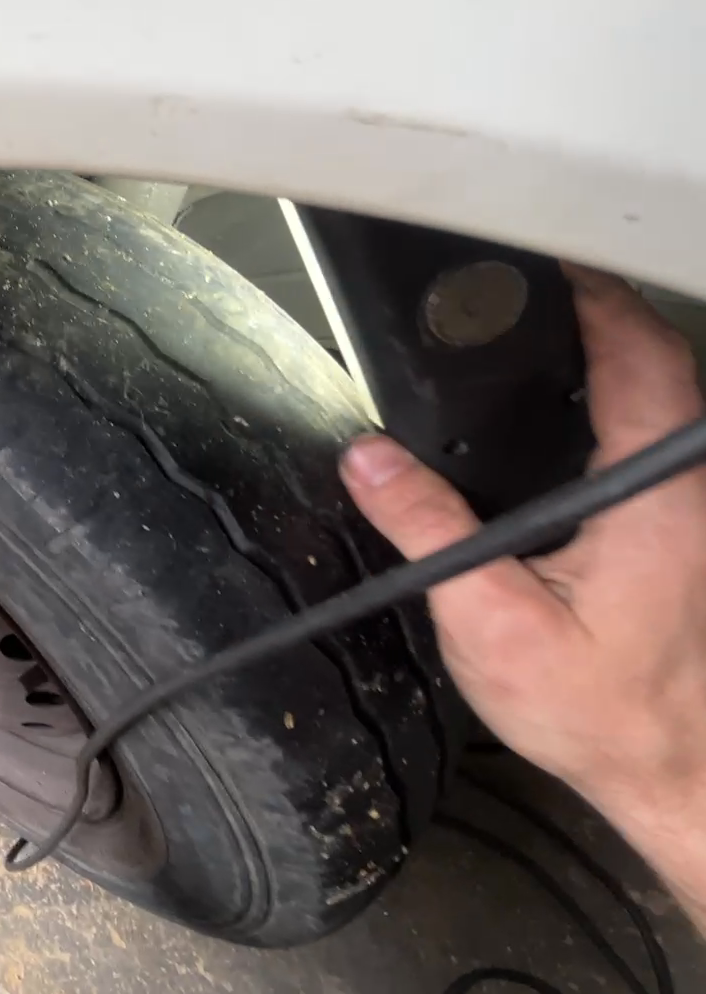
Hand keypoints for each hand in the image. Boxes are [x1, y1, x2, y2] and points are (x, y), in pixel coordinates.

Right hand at [339, 266, 705, 838]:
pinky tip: (550, 425)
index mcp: (658, 501)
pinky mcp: (676, 544)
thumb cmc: (590, 705)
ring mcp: (688, 521)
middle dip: (601, 325)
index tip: (551, 270)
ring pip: (660, 414)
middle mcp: (688, 499)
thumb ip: (429, 527)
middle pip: (663, 378)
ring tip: (527, 344)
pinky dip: (606, 414)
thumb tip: (366, 458)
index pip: (647, 371)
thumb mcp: (489, 614)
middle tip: (520, 298)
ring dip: (607, 366)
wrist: (668, 771)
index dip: (602, 310)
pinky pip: (645, 453)